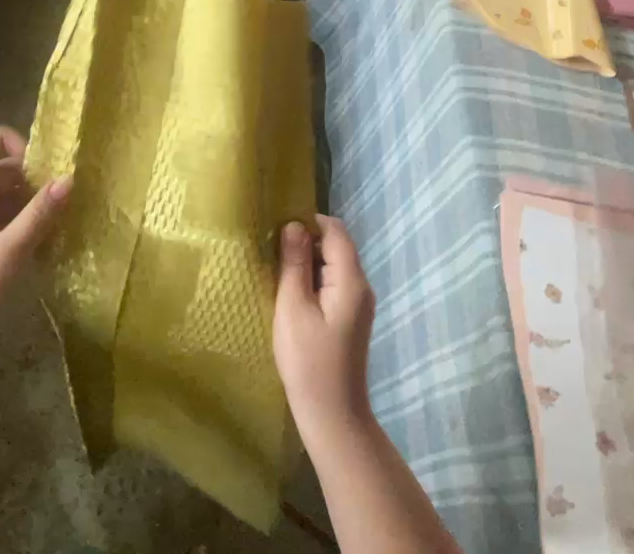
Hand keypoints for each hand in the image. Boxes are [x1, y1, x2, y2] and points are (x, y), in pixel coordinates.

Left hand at [0, 126, 71, 350]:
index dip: (5, 140)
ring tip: (59, 214)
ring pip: (2, 193)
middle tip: (60, 192)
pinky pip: (2, 217)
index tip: (36, 162)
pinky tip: (45, 236)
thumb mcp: (9, 253)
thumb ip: (40, 215)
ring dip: (29, 198)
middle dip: (29, 173)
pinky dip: (23, 219)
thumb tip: (69, 178)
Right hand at [274, 215, 375, 438]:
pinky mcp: (350, 317)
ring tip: (277, 271)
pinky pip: (333, 284)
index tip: (278, 228)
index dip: (309, 222)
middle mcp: (361, 287)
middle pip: (336, 246)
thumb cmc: (307, 359)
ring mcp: (358, 303)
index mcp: (351, 280)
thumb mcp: (293, 307)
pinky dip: (313, 280)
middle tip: (272, 251)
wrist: (331, 413)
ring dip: (307, 262)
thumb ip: (294, 264)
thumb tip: (294, 226)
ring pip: (333, 265)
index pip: (336, 231)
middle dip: (306, 242)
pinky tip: (291, 295)